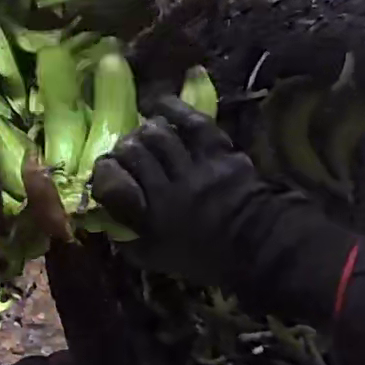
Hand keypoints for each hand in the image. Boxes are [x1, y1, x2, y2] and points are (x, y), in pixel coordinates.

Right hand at [90, 98, 283, 286]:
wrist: (259, 246)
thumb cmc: (208, 257)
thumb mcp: (161, 259)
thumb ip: (131, 244)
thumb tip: (110, 228)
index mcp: (152, 212)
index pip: (114, 177)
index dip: (106, 168)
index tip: (106, 168)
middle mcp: (168, 184)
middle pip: (136, 150)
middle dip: (126, 145)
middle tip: (128, 148)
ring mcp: (195, 165)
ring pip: (161, 134)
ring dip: (148, 129)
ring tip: (147, 131)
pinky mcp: (219, 151)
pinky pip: (194, 123)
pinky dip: (176, 110)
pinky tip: (162, 105)